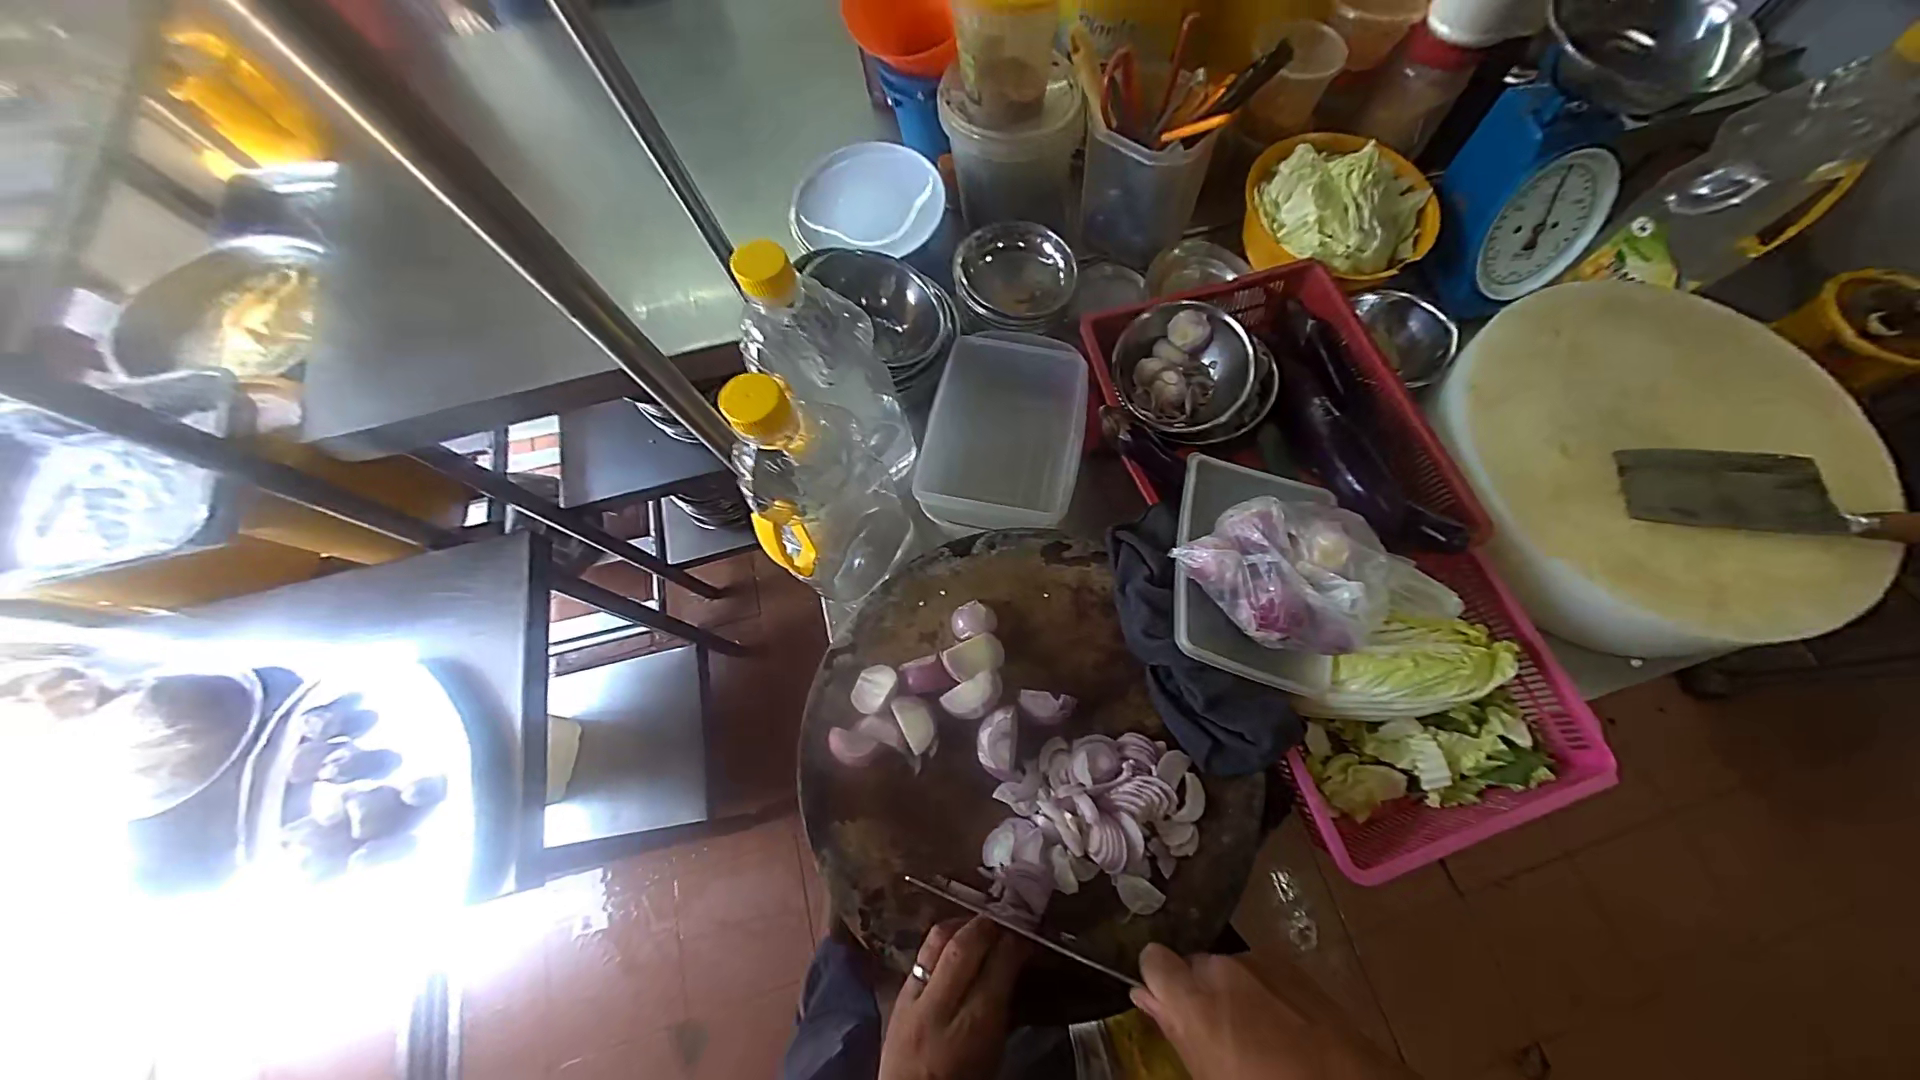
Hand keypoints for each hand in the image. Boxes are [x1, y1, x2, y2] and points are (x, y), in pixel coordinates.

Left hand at [878, 917, 1031, 1079]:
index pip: (997, 969)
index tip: (1028, 933)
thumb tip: (1015, 964)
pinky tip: (955, 939)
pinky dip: (942, 939)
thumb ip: (1003, 1009)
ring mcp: (912, 1000)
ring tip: (981, 923)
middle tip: (1007, 917)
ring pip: (937, 940)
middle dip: (989, 925)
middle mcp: (938, 1010)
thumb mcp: (993, 1056)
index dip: (1015, 944)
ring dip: (963, 923)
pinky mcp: (897, 996)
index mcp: (972, 1032)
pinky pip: (922, 952)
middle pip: (964, 947)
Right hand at [1130, 944, 1417, 1079]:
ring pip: (1226, 967)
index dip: (1157, 982)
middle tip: (1221, 1035)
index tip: (1167, 1007)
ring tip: (1260, 1035)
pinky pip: (1258, 970)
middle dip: (1199, 992)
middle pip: (1192, 964)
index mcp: (1194, 998)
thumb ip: (1174, 1031)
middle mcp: (1219, 966)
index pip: (1151, 958)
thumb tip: (1144, 998)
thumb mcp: (1210, 1077)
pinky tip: (1285, 1026)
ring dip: (1232, 992)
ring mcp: (1256, 960)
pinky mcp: (1288, 961)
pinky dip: (1262, 991)